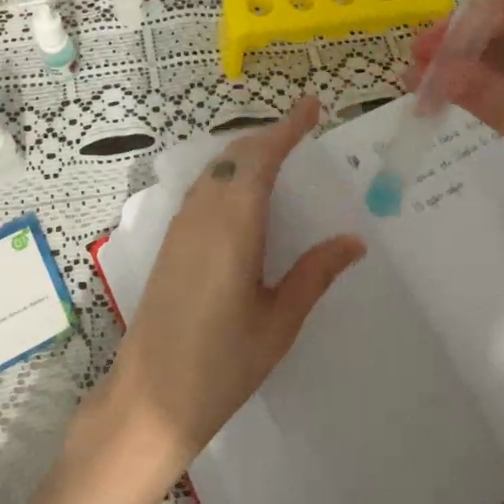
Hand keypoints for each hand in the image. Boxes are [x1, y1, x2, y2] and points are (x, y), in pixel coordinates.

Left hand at [98, 94, 364, 477]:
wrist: (150, 398)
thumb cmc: (222, 363)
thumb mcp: (279, 321)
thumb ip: (315, 273)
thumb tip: (353, 240)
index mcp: (233, 226)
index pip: (261, 158)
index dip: (287, 127)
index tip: (312, 106)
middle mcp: (202, 215)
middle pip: (235, 157)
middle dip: (268, 137)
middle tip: (302, 133)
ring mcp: (179, 229)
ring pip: (214, 172)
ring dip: (245, 156)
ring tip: (279, 158)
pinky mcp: (169, 245)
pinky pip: (202, 192)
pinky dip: (228, 178)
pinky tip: (243, 200)